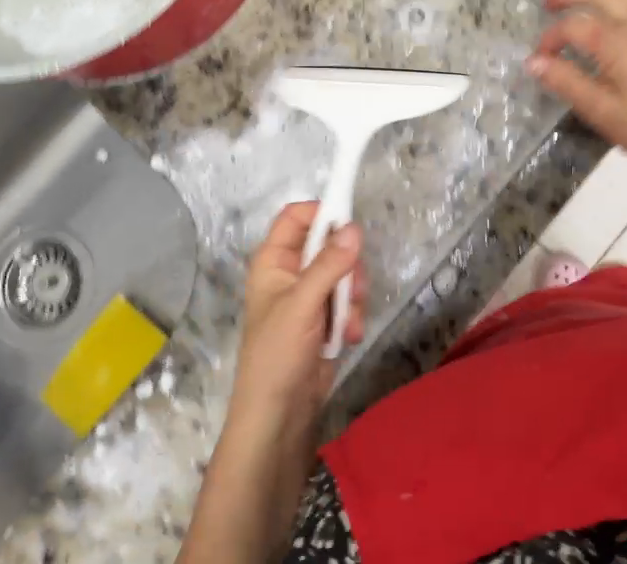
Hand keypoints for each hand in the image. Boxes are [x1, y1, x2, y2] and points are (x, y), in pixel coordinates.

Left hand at [231, 201, 367, 439]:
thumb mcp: (302, 305)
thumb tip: (353, 228)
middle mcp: (291, 273)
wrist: (279, 414)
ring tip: (346, 322)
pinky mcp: (325, 320)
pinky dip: (352, 317)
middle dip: (347, 266)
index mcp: (273, 261)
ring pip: (344, 274)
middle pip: (329, 244)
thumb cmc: (277, 354)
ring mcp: (310, 297)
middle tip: (352, 286)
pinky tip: (347, 337)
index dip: (322, 213)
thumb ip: (328, 265)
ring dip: (352, 296)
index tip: (349, 221)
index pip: (296, 217)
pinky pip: (348, 301)